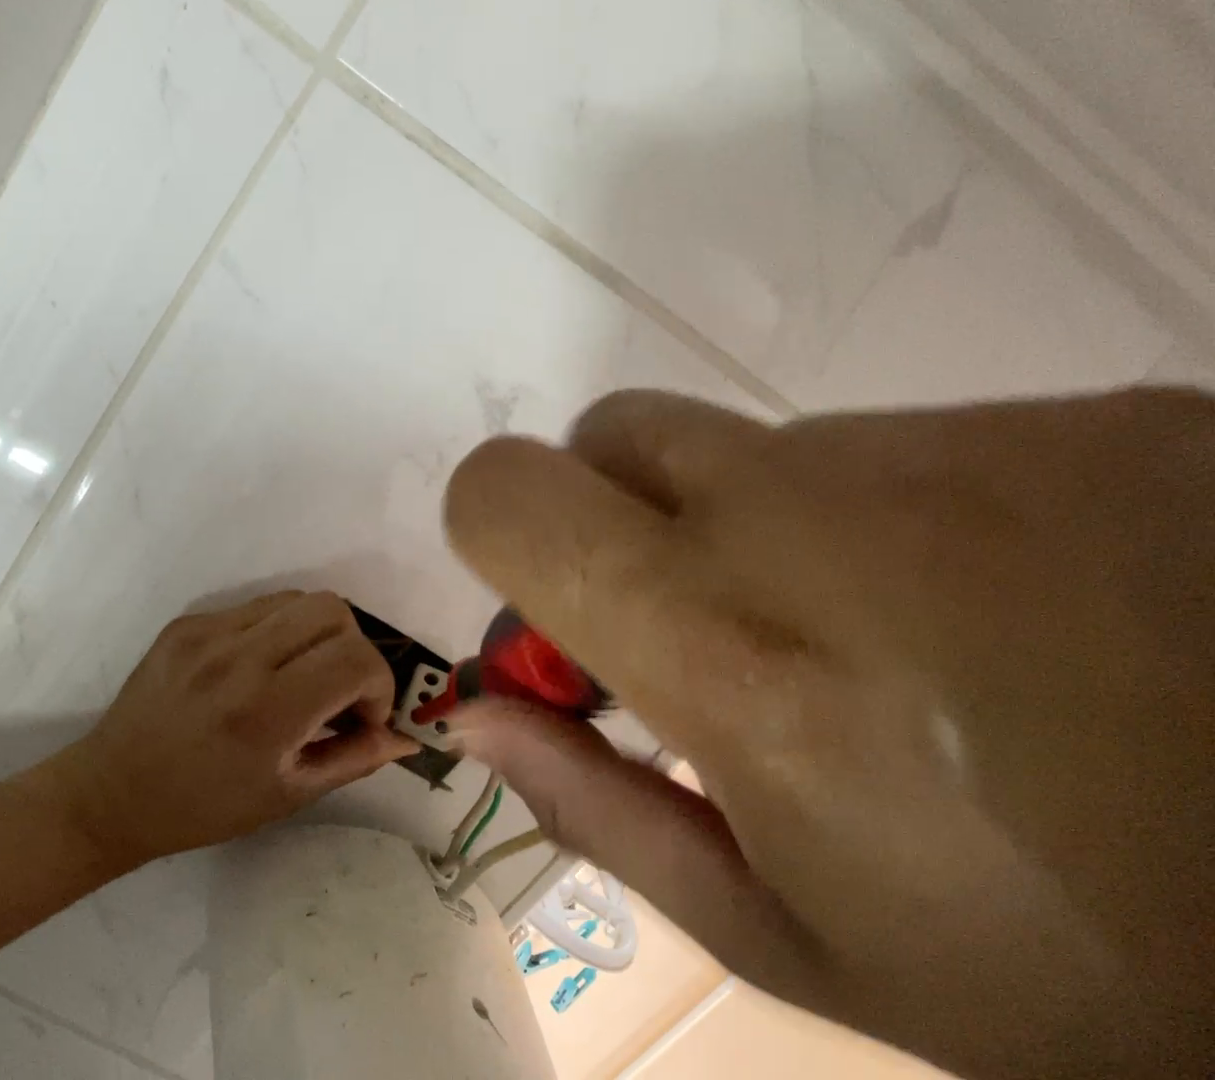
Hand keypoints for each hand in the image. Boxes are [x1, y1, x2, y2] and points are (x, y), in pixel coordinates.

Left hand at [56, 591, 418, 865]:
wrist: (114, 791)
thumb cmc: (205, 807)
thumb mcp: (288, 794)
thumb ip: (355, 759)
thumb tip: (406, 734)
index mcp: (267, 711)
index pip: (356, 658)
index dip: (379, 686)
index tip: (361, 717)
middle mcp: (238, 659)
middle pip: (332, 610)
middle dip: (353, 648)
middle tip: (336, 691)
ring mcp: (206, 634)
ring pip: (295, 599)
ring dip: (316, 634)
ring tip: (299, 677)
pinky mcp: (185, 623)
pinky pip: (254, 608)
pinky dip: (275, 632)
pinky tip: (257, 672)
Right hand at [443, 388, 1214, 1079]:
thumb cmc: (1053, 968)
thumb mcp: (781, 931)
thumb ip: (594, 802)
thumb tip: (476, 711)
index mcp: (723, 644)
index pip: (507, 491)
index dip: (499, 536)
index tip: (563, 623)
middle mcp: (821, 509)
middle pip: (615, 436)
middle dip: (612, 519)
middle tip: (702, 630)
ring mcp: (976, 446)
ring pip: (766, 447)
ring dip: (768, 531)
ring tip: (894, 645)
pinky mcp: (1111, 417)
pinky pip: (912, 445)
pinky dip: (904, 520)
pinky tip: (1011, 616)